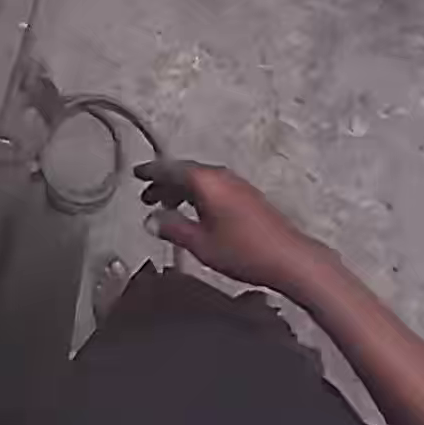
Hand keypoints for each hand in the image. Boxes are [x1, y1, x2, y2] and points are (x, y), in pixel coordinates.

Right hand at [135, 160, 334, 292]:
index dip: (152, 171)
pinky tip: (192, 210)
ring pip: (199, 178)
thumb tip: (150, 219)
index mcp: (206, 180)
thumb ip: (173, 228)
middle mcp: (220, 174)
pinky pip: (212, 185)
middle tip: (146, 195)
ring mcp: (235, 182)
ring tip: (164, 206)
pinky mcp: (244, 193)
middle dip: (164, 181)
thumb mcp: (201, 244)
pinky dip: (196, 193)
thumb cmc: (242, 250)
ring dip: (180, 189)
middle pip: (185, 171)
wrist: (286, 256)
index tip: (136, 173)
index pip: (172, 168)